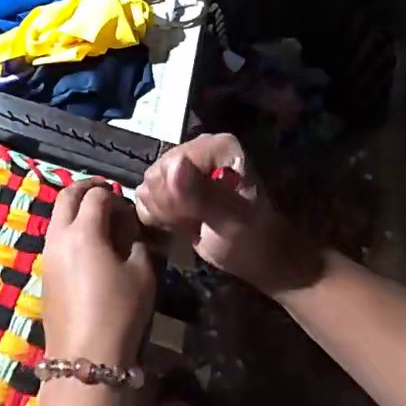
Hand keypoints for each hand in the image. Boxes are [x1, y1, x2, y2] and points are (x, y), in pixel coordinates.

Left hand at [39, 180, 155, 365]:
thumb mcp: (142, 273)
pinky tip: (90, 248)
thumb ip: (137, 242)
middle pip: (67, 196)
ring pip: (57, 217)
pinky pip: (56, 238)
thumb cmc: (119, 311)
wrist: (86, 356)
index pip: (97, 196)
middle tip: (107, 194)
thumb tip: (129, 230)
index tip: (130, 208)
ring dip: (76, 210)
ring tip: (101, 221)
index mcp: (83, 230)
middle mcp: (59, 236)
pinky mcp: (45, 273)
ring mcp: (47, 255)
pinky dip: (71, 230)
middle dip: (87, 189)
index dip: (116, 195)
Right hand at [135, 134, 312, 294]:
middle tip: (194, 223)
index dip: (174, 196)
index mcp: (217, 147)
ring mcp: (184, 166)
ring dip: (162, 213)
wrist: (259, 258)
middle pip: (154, 175)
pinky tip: (180, 224)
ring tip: (190, 224)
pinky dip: (157, 216)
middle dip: (167, 206)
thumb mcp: (230, 222)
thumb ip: (201, 195)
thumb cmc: (252, 241)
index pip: (169, 165)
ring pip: (147, 187)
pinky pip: (145, 197)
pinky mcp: (173, 183)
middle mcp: (197, 148)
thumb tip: (174, 165)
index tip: (196, 218)